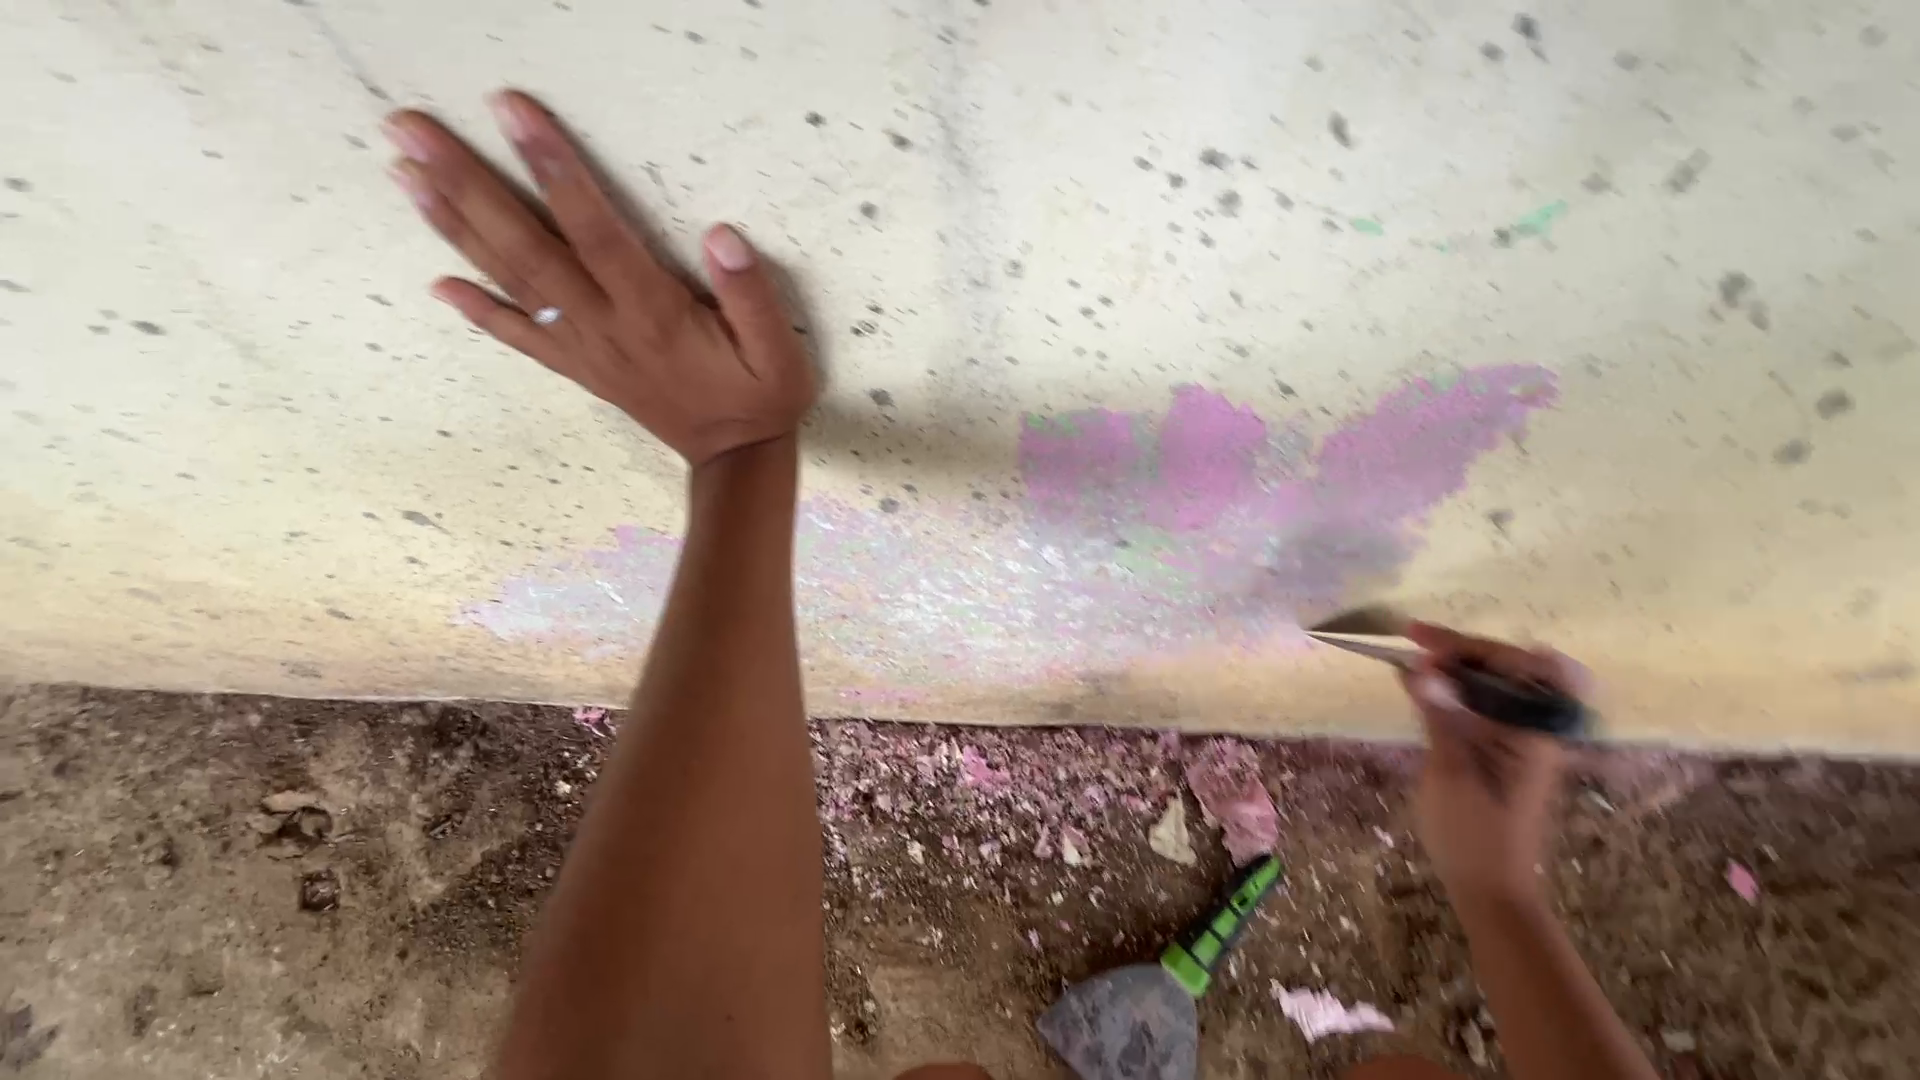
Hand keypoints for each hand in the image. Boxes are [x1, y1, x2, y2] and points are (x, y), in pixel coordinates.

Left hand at [383, 91, 816, 466]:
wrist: (736, 458)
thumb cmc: (761, 399)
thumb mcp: (779, 350)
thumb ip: (751, 294)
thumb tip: (721, 234)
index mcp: (654, 313)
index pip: (595, 231)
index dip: (554, 170)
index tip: (510, 111)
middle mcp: (608, 327)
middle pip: (528, 249)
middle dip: (468, 185)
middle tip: (409, 130)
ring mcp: (589, 350)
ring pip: (515, 284)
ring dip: (457, 229)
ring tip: (403, 175)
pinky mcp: (584, 370)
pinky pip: (524, 339)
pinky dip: (481, 312)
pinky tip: (441, 286)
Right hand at [1399, 622, 1587, 907]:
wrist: (1490, 886)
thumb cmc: (1473, 831)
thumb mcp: (1451, 768)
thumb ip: (1440, 713)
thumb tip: (1421, 667)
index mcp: (1535, 730)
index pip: (1517, 664)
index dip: (1471, 644)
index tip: (1423, 639)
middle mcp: (1535, 728)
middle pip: (1507, 668)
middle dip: (1461, 648)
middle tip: (1412, 638)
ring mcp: (1519, 741)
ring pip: (1493, 685)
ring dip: (1456, 666)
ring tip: (1414, 657)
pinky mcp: (1501, 753)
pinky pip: (1483, 705)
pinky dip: (1455, 690)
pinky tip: (1425, 688)